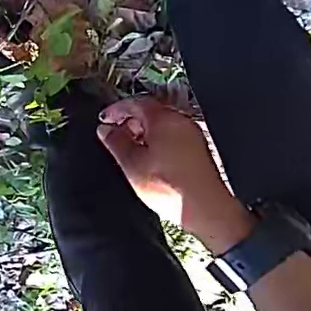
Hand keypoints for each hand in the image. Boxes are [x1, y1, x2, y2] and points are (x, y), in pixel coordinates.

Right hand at [96, 95, 254, 251]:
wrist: (205, 207)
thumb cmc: (171, 186)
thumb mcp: (131, 163)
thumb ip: (116, 141)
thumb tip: (106, 130)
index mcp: (164, 120)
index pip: (136, 102)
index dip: (116, 109)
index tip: (105, 117)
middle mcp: (181, 122)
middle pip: (150, 111)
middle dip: (129, 119)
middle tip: (113, 132)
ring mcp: (192, 135)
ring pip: (161, 124)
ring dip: (142, 130)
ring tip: (128, 147)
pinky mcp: (197, 150)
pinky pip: (172, 136)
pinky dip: (156, 140)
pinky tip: (148, 157)